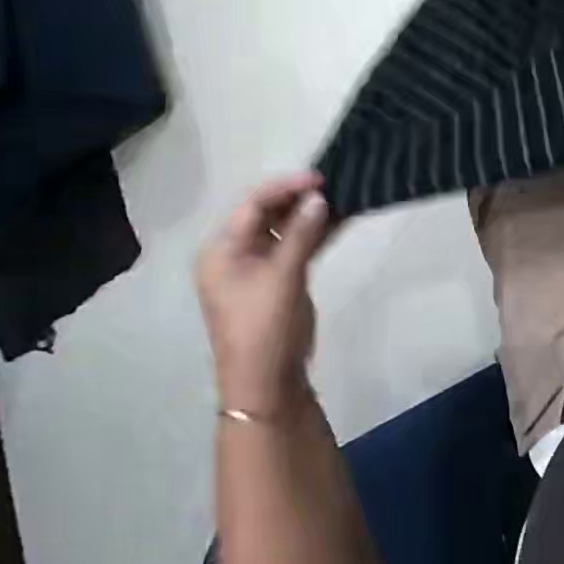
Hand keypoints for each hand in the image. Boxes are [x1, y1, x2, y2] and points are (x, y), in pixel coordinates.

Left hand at [196, 173, 333, 414]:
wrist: (268, 384)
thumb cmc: (264, 328)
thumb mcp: (282, 277)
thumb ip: (300, 234)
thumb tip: (319, 198)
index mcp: (222, 250)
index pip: (252, 205)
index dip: (285, 187)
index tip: (319, 178)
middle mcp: (237, 254)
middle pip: (268, 214)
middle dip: (299, 198)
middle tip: (334, 184)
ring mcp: (259, 267)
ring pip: (285, 230)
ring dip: (311, 215)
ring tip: (342, 196)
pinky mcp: (280, 280)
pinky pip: (297, 248)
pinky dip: (316, 235)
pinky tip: (341, 219)